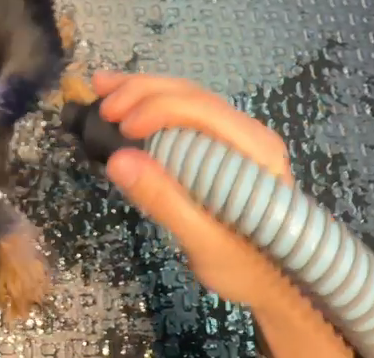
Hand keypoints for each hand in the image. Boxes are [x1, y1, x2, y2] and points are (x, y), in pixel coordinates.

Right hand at [95, 73, 349, 356]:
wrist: (273, 285)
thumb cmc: (246, 267)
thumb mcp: (205, 242)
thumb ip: (165, 201)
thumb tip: (117, 160)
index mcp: (255, 149)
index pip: (202, 109)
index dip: (157, 108)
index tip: (122, 127)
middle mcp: (246, 130)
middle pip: (189, 95)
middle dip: (141, 92)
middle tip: (103, 106)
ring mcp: (232, 133)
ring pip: (181, 95)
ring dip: (139, 89)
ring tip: (100, 88)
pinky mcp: (215, 142)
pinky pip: (179, 110)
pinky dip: (146, 102)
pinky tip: (121, 98)